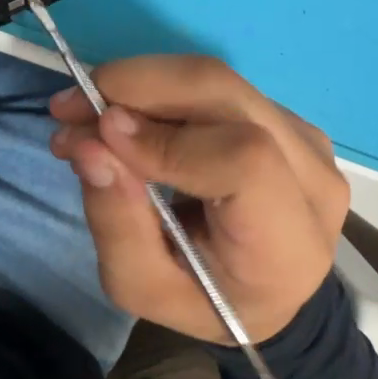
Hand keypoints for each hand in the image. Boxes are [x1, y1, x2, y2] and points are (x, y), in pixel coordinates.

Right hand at [47, 56, 348, 344]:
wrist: (262, 289)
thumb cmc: (203, 299)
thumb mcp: (142, 287)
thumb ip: (116, 224)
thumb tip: (89, 146)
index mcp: (287, 241)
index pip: (244, 160)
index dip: (165, 140)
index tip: (97, 138)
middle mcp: (311, 177)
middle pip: (223, 93)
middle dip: (132, 87)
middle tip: (66, 108)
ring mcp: (303, 138)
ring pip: (211, 79)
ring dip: (135, 84)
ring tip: (83, 115)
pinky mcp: (283, 116)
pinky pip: (211, 84)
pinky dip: (154, 89)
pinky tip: (122, 117)